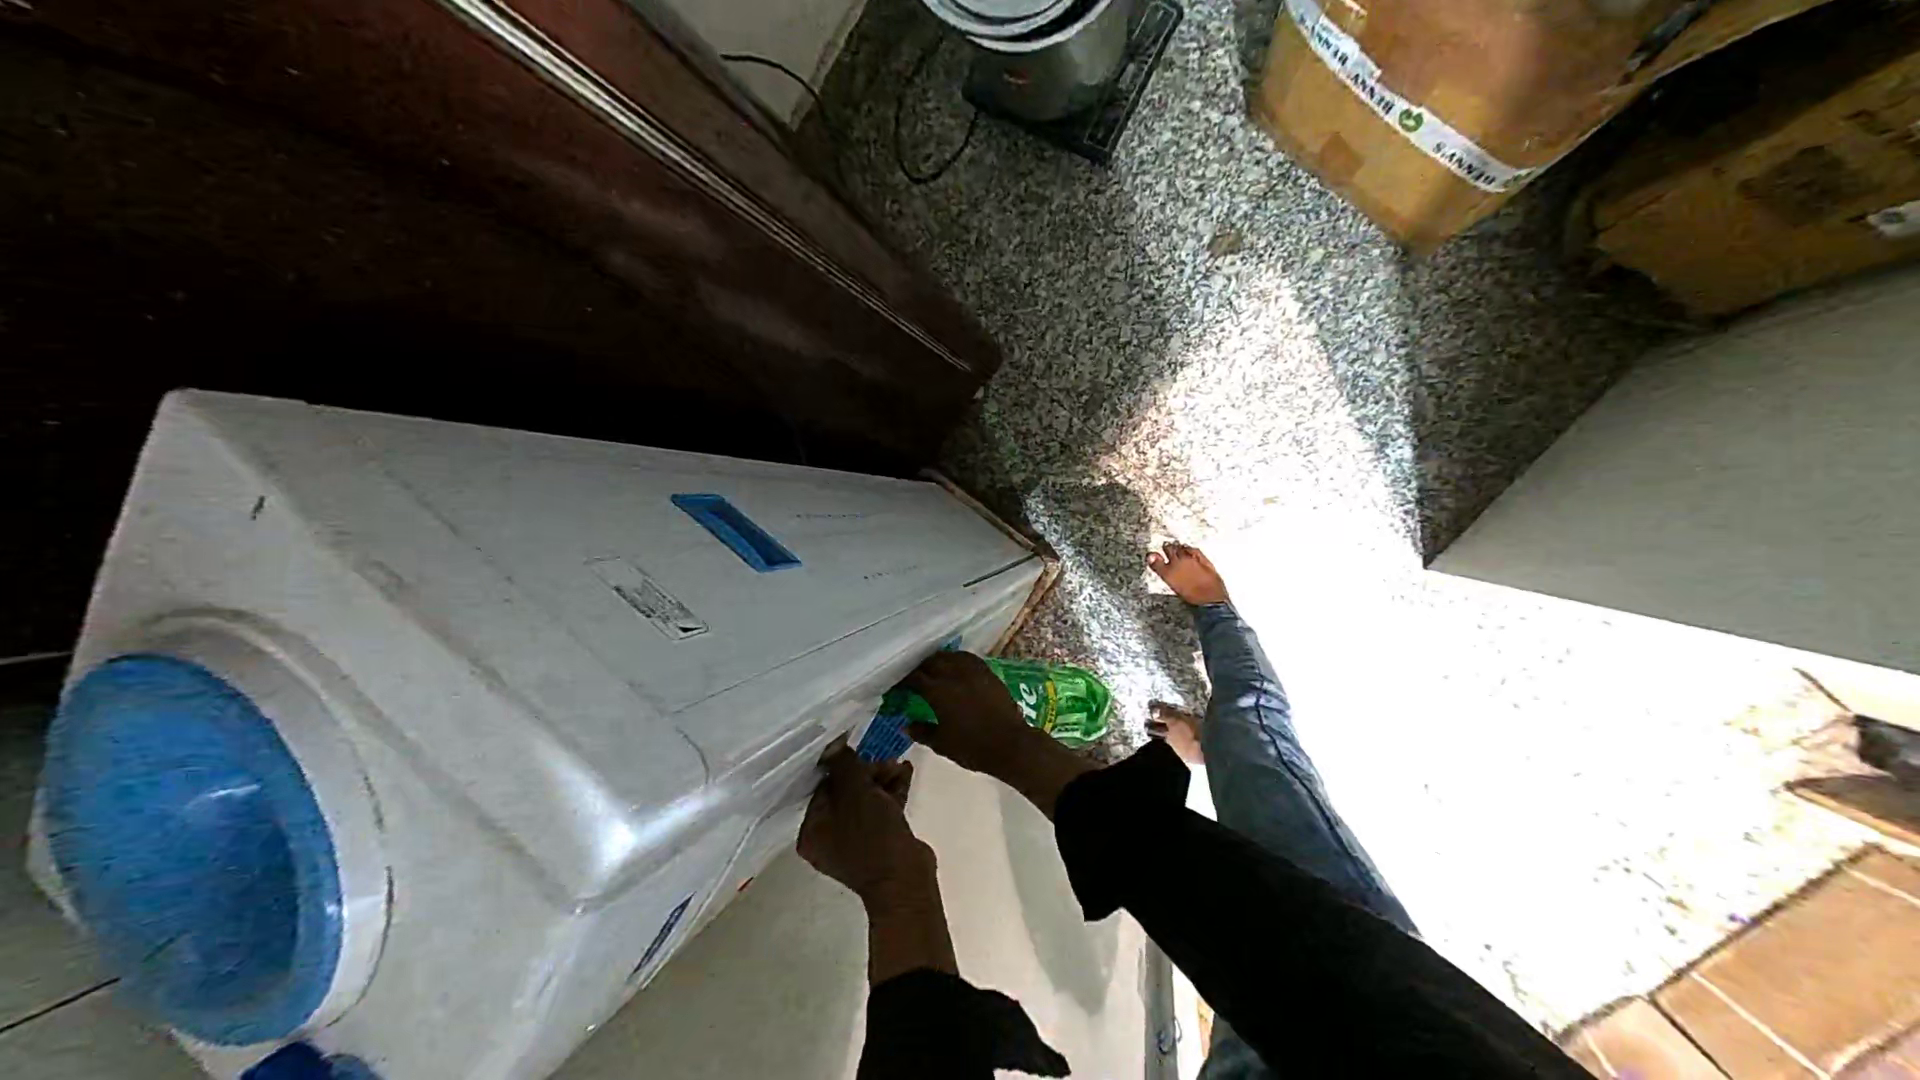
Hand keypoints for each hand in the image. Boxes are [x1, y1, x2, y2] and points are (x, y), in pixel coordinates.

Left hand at [798, 740, 935, 905]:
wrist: (905, 879)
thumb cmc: (871, 835)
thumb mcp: (854, 792)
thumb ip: (843, 764)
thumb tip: (834, 744)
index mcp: (812, 832)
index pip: (822, 787)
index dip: (842, 765)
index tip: (859, 749)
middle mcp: (830, 837)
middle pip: (845, 792)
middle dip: (867, 772)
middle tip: (885, 760)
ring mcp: (856, 841)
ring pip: (866, 799)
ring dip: (882, 778)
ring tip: (899, 765)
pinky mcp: (880, 841)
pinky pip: (882, 809)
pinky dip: (892, 791)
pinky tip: (906, 771)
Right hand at [901, 651, 1038, 779]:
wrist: (1010, 744)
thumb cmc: (972, 747)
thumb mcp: (942, 744)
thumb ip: (922, 732)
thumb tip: (907, 725)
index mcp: (938, 691)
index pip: (915, 678)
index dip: (904, 681)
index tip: (899, 686)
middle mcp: (953, 675)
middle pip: (931, 662)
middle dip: (920, 668)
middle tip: (915, 677)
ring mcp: (973, 671)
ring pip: (950, 656)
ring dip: (938, 661)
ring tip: (934, 669)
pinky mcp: (987, 673)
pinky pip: (968, 658)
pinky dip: (957, 659)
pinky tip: (956, 666)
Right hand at [1147, 541, 1228, 605]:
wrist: (1210, 600)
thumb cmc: (1192, 597)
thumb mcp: (1172, 586)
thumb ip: (1161, 570)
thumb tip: (1153, 559)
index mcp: (1167, 572)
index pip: (1155, 559)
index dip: (1153, 556)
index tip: (1153, 555)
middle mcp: (1178, 563)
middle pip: (1170, 549)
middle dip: (1167, 547)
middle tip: (1166, 546)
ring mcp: (1191, 560)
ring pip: (1181, 548)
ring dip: (1178, 547)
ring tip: (1177, 547)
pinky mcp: (1203, 560)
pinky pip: (1194, 550)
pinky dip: (1190, 549)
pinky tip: (1190, 549)